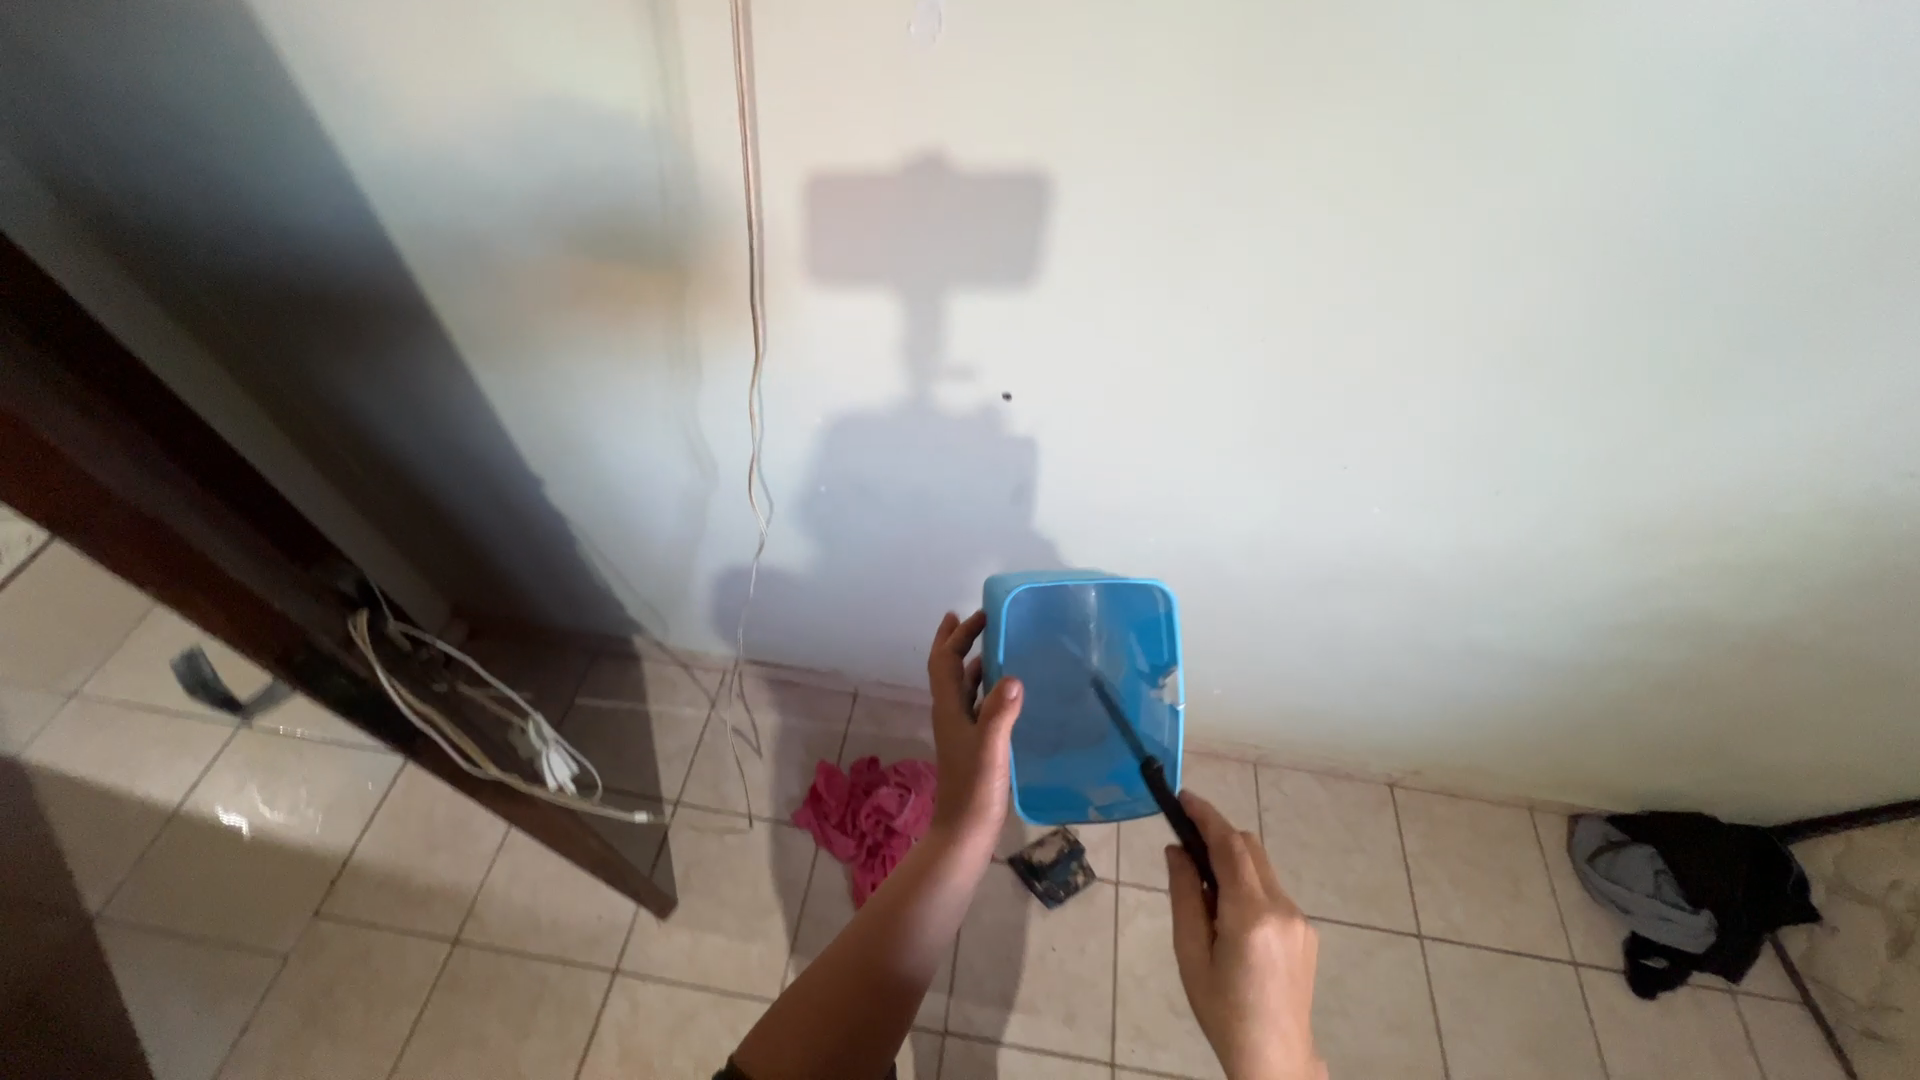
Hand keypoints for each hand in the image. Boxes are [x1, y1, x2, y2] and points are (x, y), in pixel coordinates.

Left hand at [925, 611, 1022, 844]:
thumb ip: (999, 712)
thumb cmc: (974, 789)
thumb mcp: (990, 747)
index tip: (976, 614)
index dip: (956, 635)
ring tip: (996, 645)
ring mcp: (961, 730)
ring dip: (975, 662)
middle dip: (960, 641)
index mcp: (948, 708)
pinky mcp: (974, 744)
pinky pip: (979, 704)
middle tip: (979, 619)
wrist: (965, 831)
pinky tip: (1010, 690)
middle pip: (949, 668)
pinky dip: (989, 688)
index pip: (945, 661)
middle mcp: (950, 713)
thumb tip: (1010, 675)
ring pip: (964, 686)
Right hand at [1167, 792, 1325, 1079]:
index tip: (1183, 797)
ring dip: (1232, 862)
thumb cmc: (1221, 1009)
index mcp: (1249, 914)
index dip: (1205, 815)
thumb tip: (1176, 850)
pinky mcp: (1306, 931)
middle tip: (1184, 844)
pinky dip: (1247, 885)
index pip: (1228, 845)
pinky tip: (1230, 917)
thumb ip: (1184, 894)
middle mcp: (1282, 907)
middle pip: (1248, 847)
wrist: (1274, 1057)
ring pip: (1261, 867)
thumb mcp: (1190, 953)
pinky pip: (1271, 890)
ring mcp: (1299, 919)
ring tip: (1204, 893)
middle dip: (1217, 835)